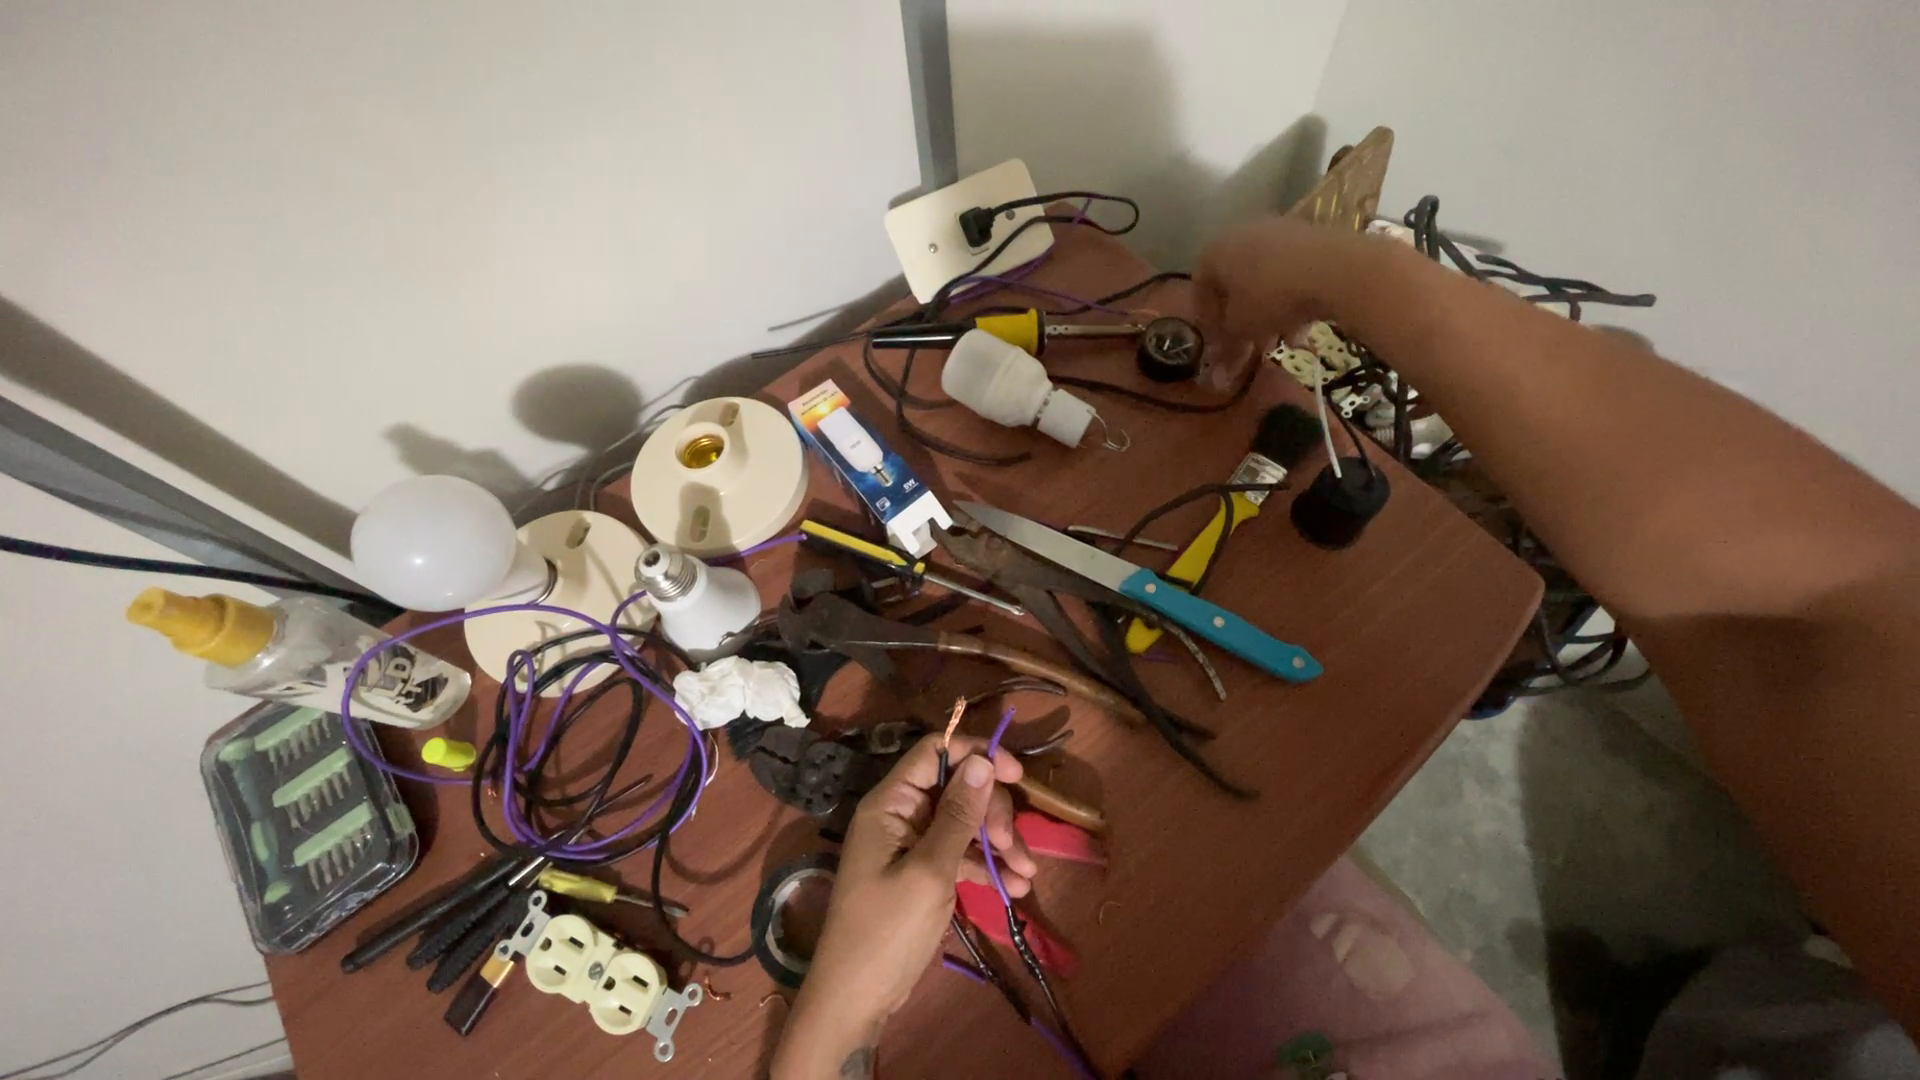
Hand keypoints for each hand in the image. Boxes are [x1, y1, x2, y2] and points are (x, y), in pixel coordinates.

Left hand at [769, 735, 1035, 1078]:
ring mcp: (911, 844)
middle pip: (957, 786)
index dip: (977, 753)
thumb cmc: (886, 931)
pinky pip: (960, 853)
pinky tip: (1015, 888)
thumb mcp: (929, 871)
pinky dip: (986, 866)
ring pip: (964, 821)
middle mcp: (900, 814)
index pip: (935, 751)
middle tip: (1013, 845)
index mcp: (891, 803)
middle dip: (992, 810)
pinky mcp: (922, 871)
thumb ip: (958, 815)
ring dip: (997, 842)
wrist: (854, 1000)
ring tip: (1026, 874)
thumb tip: (982, 762)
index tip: (1016, 773)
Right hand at [1194, 215, 1390, 349]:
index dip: (1206, 318)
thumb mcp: (1241, 329)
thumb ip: (1225, 346)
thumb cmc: (1271, 297)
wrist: (1336, 268)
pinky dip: (1292, 296)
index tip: (1218, 341)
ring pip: (1265, 278)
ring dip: (1269, 311)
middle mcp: (1241, 233)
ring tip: (1281, 339)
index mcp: (1215, 251)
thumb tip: (1214, 374)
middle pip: (1235, 282)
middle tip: (1250, 343)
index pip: (1199, 286)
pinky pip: (1291, 271)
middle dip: (1241, 316)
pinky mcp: (1310, 233)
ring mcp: (1279, 229)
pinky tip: (1303, 324)